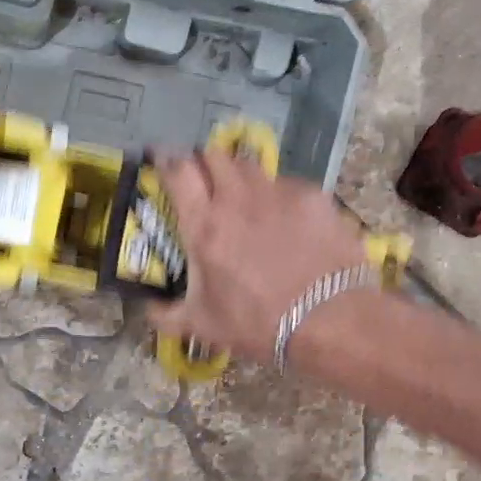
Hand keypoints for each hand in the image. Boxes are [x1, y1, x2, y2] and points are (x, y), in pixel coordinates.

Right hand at [147, 149, 371, 364]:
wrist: (332, 322)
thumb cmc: (258, 324)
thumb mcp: (201, 325)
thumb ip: (165, 314)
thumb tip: (148, 308)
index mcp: (204, 226)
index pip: (177, 171)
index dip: (163, 157)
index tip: (158, 155)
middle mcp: (238, 199)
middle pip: (214, 154)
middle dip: (202, 161)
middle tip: (201, 178)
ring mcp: (279, 193)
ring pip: (250, 165)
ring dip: (237, 174)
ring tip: (241, 196)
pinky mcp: (314, 197)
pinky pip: (286, 184)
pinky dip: (276, 195)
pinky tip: (283, 219)